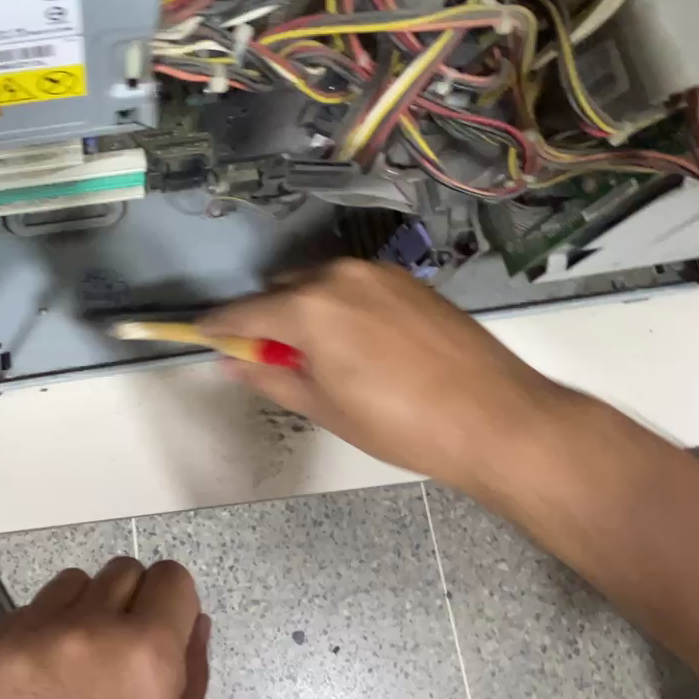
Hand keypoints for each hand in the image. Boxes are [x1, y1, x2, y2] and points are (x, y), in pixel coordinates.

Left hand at [0, 558, 211, 698]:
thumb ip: (192, 671)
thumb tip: (191, 620)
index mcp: (144, 657)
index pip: (172, 578)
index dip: (173, 607)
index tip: (166, 629)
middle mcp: (83, 634)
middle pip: (120, 572)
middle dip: (131, 608)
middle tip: (122, 661)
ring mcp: (23, 644)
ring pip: (69, 585)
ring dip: (82, 614)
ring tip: (77, 676)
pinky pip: (21, 616)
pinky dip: (36, 638)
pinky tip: (37, 693)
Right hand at [198, 259, 591, 504]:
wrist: (496, 418)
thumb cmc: (399, 423)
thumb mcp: (324, 408)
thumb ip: (270, 377)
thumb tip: (231, 362)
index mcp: (310, 307)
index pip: (244, 312)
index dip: (219, 326)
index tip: (201, 335)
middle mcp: (339, 276)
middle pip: (281, 291)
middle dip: (266, 319)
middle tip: (270, 359)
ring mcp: (378, 274)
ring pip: (319, 286)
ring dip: (304, 311)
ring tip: (319, 356)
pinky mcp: (409, 281)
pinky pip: (354, 287)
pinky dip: (339, 308)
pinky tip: (358, 344)